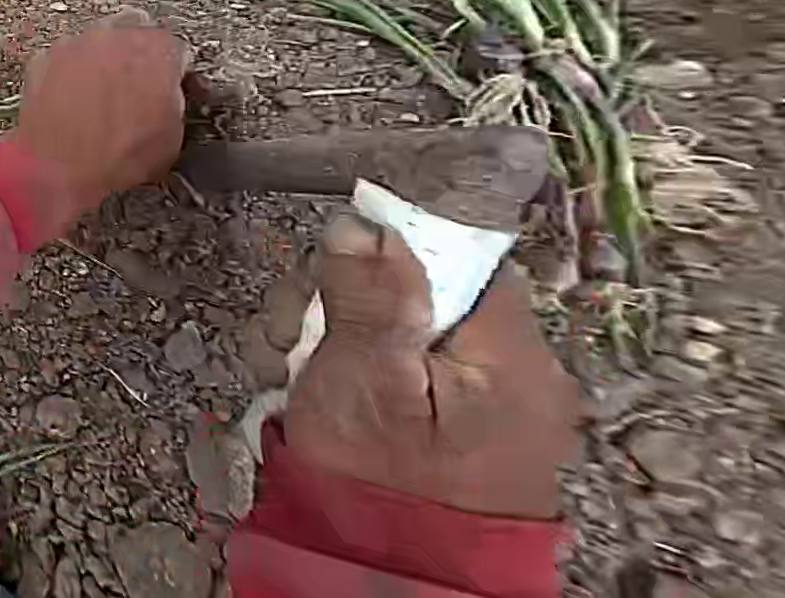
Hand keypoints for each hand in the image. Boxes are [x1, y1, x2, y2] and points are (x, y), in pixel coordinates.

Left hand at [10, 11, 188, 225]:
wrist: (58, 169)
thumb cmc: (115, 157)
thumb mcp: (171, 136)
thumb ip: (174, 100)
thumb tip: (168, 97)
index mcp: (157, 49)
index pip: (175, 49)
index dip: (176, 73)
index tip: (172, 87)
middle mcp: (115, 36)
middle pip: (134, 35)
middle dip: (137, 58)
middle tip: (135, 89)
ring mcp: (76, 43)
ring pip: (97, 43)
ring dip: (102, 62)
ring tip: (101, 98)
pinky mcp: (45, 57)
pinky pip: (65, 59)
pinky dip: (70, 73)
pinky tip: (73, 101)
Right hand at [280, 214, 579, 518]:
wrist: (369, 573)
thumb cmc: (381, 475)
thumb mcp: (371, 377)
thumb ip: (368, 297)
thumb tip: (359, 222)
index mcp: (504, 353)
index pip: (459, 256)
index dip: (393, 246)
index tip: (339, 265)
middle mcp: (481, 363)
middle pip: (399, 283)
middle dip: (329, 294)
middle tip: (293, 328)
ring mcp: (439, 384)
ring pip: (363, 312)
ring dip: (307, 324)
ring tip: (280, 363)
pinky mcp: (402, 400)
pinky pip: (354, 348)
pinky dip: (313, 353)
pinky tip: (285, 377)